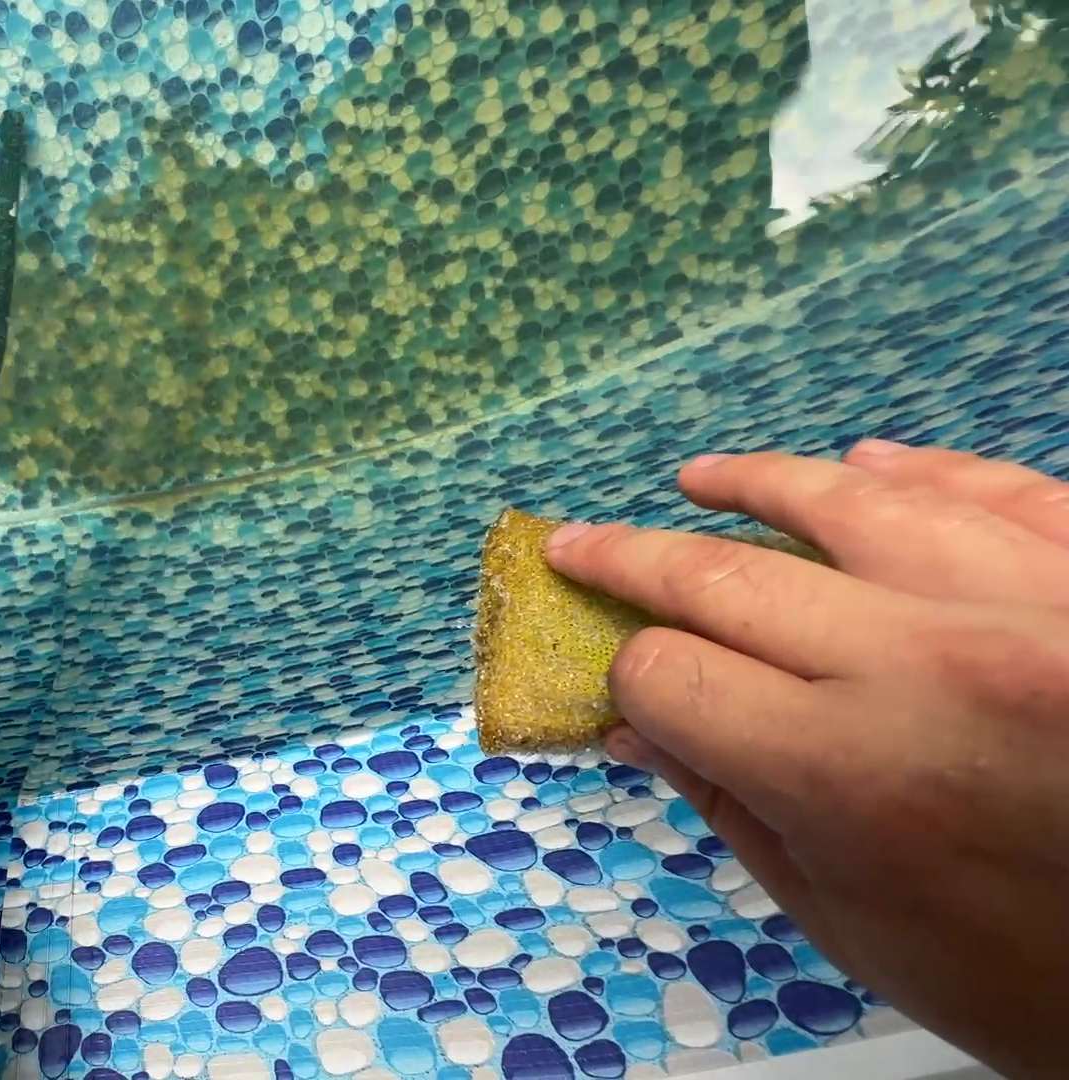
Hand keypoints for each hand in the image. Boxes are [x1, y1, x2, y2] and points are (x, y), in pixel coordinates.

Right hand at [543, 441, 1068, 1079]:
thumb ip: (722, 802)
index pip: (663, 675)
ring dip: (755, 483)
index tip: (630, 698)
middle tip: (574, 542)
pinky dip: (928, 471)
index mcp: (846, 770)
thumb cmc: (1032, 977)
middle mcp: (930, 669)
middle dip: (621, 556)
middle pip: (718, 577)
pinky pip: (1009, 494)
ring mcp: (1040, 612)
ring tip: (699, 478)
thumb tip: (629, 726)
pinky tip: (870, 460)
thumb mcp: (844, 915)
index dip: (628, 682)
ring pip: (853, 505)